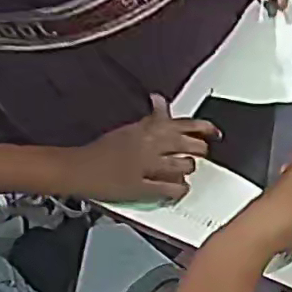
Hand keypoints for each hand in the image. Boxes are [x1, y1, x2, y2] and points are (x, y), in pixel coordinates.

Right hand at [58, 94, 219, 201]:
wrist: (77, 168)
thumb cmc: (102, 150)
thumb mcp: (129, 129)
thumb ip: (151, 118)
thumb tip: (161, 101)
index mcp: (147, 129)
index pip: (183, 124)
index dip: (204, 128)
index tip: (214, 132)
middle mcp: (149, 145)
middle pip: (188, 145)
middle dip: (199, 150)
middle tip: (197, 153)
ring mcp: (146, 166)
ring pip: (183, 166)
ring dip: (188, 169)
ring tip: (183, 169)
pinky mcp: (142, 187)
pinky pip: (170, 188)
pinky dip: (179, 189)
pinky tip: (179, 188)